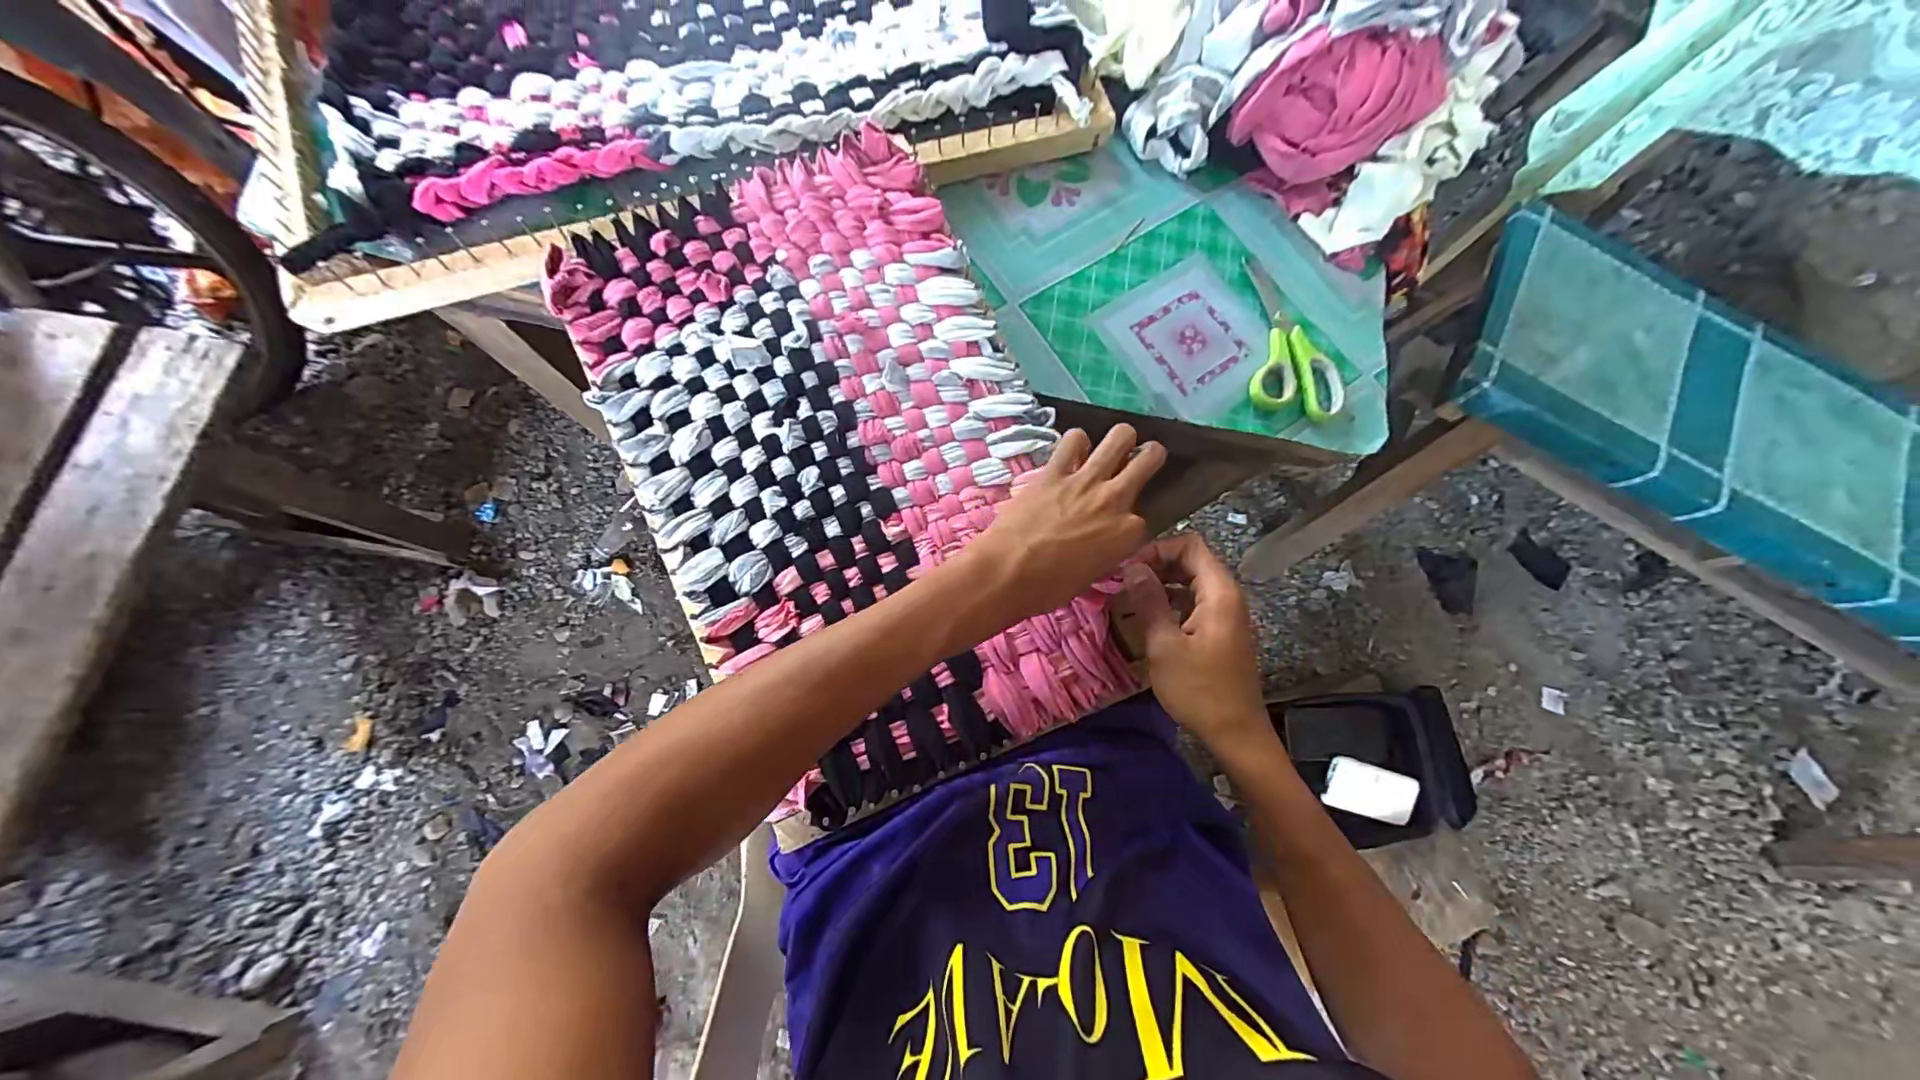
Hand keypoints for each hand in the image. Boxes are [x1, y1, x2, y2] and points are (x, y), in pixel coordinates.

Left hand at [959, 425, 1164, 622]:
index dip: (1131, 519)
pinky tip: (1073, 452)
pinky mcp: (1054, 471)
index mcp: (1127, 532)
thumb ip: (1105, 550)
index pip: (1144, 516)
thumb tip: (1100, 542)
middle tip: (1142, 459)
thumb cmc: (1048, 587)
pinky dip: (1076, 443)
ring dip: (1121, 439)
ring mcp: (1085, 481)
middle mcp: (1114, 499)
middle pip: (1149, 458)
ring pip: (1120, 436)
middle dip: (1151, 456)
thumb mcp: (1091, 576)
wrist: (1007, 571)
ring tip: (1112, 448)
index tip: (1120, 523)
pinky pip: (1074, 440)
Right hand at [1113, 533, 1270, 751]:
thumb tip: (1132, 566)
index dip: (1157, 548)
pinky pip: (1194, 603)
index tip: (1128, 568)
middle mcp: (1228, 597)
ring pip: (1191, 583)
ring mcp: (1226, 616)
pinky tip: (1147, 618)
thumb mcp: (1165, 644)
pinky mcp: (1221, 633)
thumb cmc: (1198, 689)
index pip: (1190, 545)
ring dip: (1161, 584)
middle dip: (1156, 564)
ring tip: (1128, 597)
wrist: (1235, 733)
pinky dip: (1171, 602)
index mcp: (1219, 593)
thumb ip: (1149, 600)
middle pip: (1191, 561)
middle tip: (1122, 582)